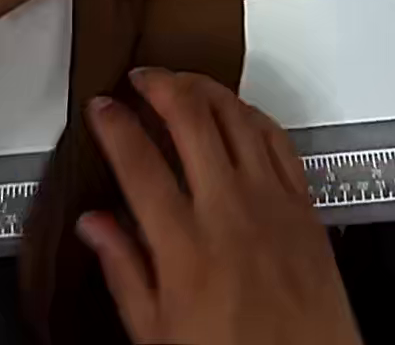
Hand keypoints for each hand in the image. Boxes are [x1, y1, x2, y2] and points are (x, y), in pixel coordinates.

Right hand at [78, 69, 361, 344]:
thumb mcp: (159, 337)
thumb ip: (124, 272)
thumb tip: (92, 223)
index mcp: (185, 249)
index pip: (139, 163)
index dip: (114, 125)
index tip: (100, 106)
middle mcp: (228, 212)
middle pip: (190, 119)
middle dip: (159, 84)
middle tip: (140, 76)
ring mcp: (269, 200)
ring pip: (234, 115)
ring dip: (203, 86)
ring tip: (181, 81)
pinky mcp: (301, 201)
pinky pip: (276, 136)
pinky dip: (250, 112)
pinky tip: (234, 109)